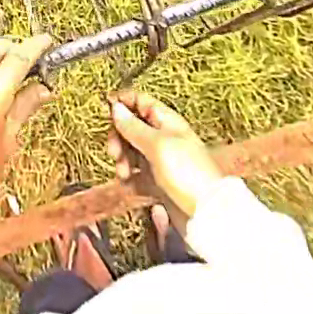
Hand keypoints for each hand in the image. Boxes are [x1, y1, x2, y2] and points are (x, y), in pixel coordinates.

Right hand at [107, 91, 222, 219]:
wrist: (206, 213)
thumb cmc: (187, 172)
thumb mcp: (157, 145)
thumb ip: (134, 127)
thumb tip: (116, 107)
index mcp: (166, 120)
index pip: (140, 101)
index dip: (122, 102)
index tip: (106, 108)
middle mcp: (162, 136)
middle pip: (131, 126)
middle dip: (119, 136)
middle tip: (114, 151)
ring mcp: (160, 158)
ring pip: (131, 149)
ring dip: (122, 158)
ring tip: (123, 172)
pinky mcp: (158, 179)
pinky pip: (136, 172)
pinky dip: (129, 175)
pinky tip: (128, 183)